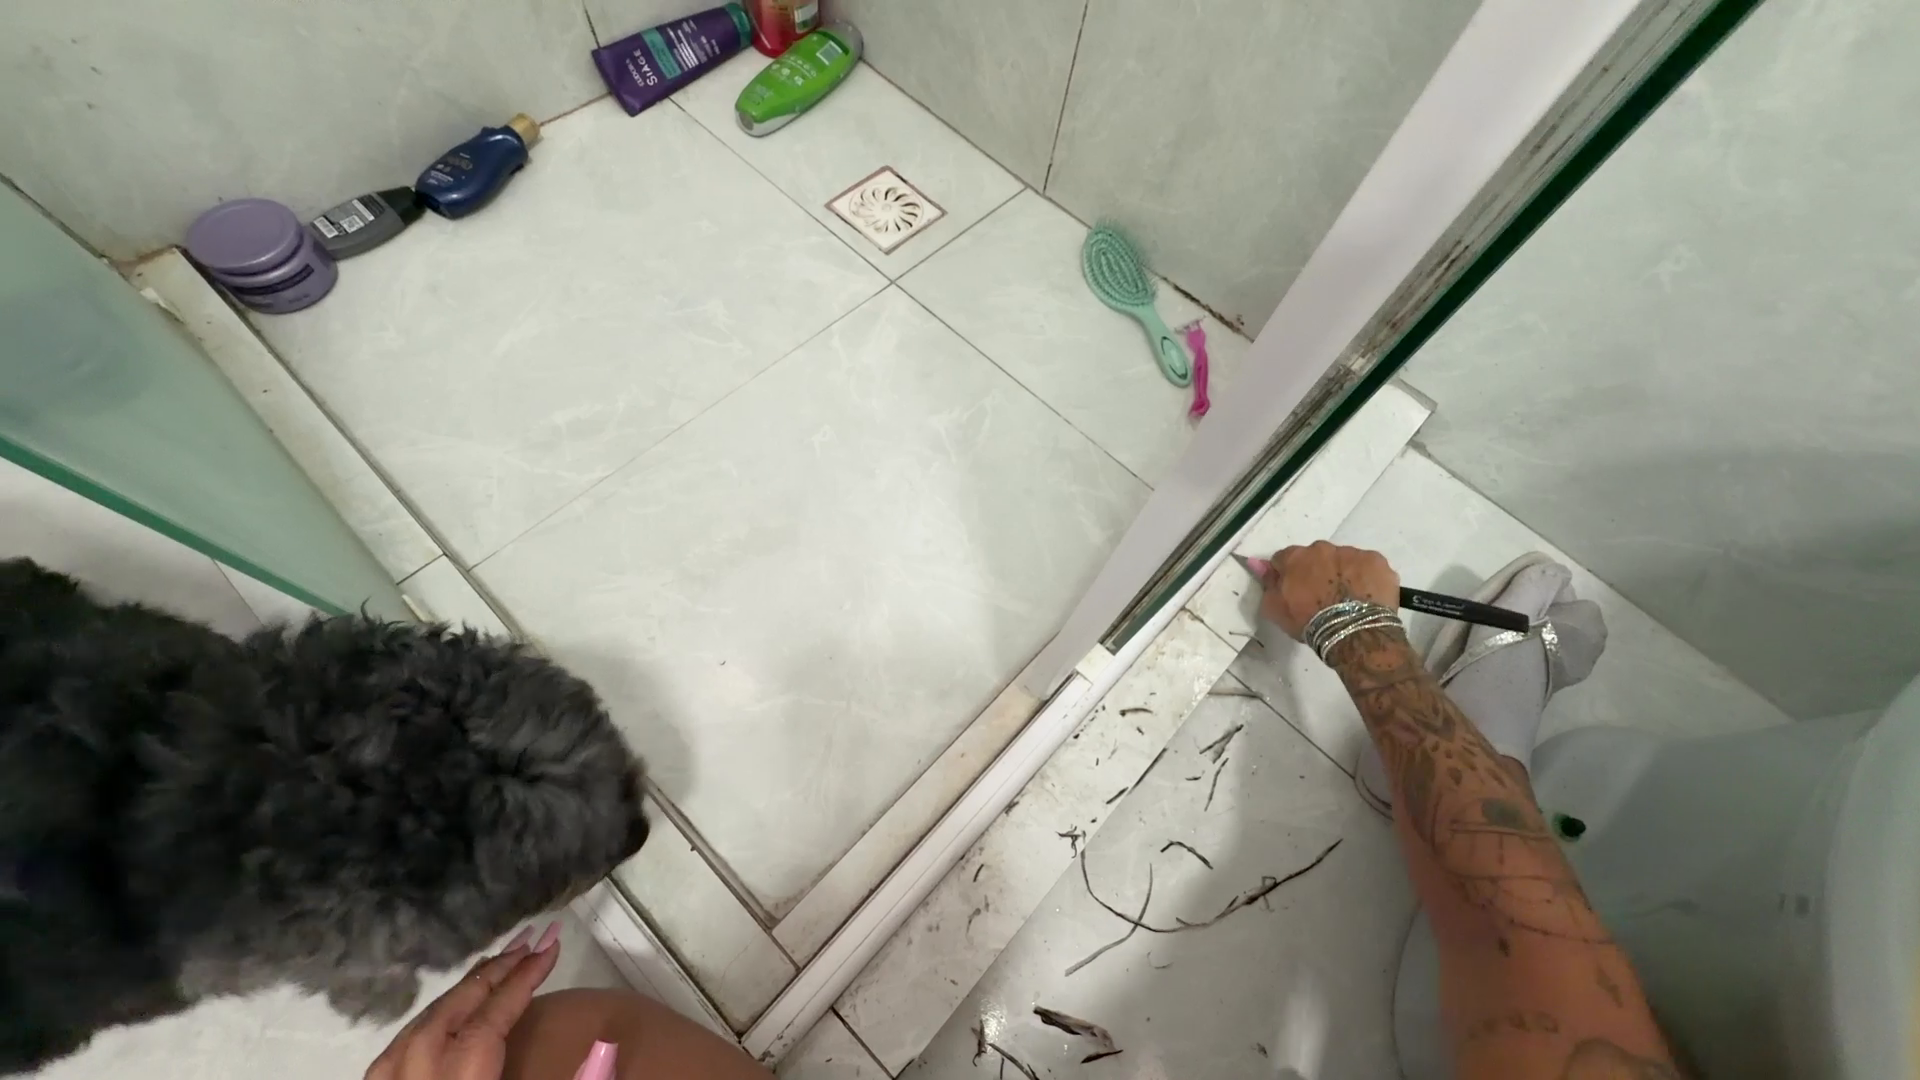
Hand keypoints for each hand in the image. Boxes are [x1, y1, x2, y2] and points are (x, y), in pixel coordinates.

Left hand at [364, 923, 562, 1079]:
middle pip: (457, 1006)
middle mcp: (417, 1071)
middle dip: (498, 967)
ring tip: (497, 962)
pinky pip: (403, 1038)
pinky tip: (450, 1005)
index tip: (553, 941)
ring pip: (427, 1017)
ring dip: (466, 985)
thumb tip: (604, 1043)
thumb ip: (567, 1074)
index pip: (495, 1012)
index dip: (526, 974)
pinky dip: (433, 1012)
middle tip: (531, 937)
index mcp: (462, 1074)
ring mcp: (386, 1079)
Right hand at [1258, 541, 1399, 642]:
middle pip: (1315, 557)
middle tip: (1322, 597)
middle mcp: (1323, 548)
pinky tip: (1365, 596)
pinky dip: (1365, 577)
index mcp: (1295, 557)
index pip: (1283, 559)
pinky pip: (1367, 566)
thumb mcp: (1275, 609)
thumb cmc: (1309, 622)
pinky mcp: (1378, 561)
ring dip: (1341, 573)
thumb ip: (1266, 583)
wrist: (1354, 632)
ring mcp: (1352, 553)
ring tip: (1347, 599)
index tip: (1293, 592)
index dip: (1287, 575)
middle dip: (1316, 571)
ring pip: (1343, 560)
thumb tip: (1257, 563)